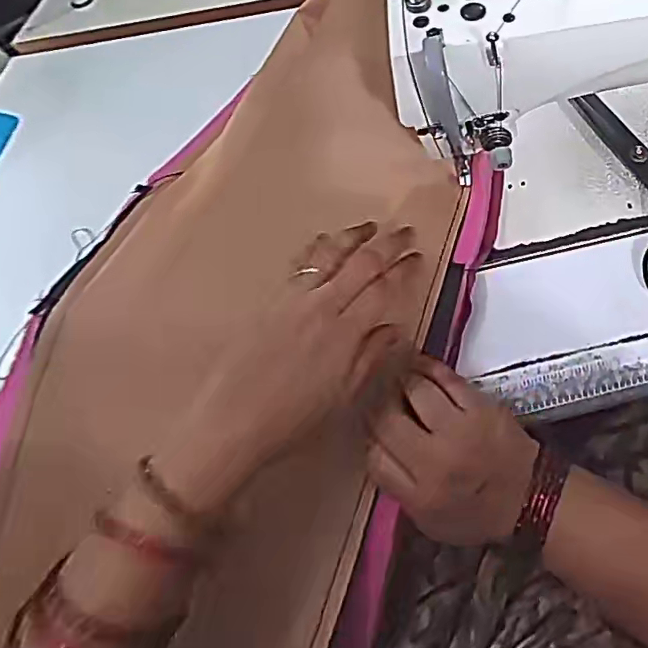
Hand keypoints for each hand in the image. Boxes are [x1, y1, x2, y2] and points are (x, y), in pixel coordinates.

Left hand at [165, 223, 423, 510]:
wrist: (230, 420)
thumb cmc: (291, 419)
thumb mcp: (341, 397)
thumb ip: (370, 357)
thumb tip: (394, 328)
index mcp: (345, 332)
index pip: (383, 288)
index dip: (404, 269)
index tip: (417, 257)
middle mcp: (323, 306)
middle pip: (362, 262)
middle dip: (388, 243)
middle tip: (405, 231)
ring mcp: (294, 297)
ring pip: (331, 252)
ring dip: (354, 235)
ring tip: (370, 227)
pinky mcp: (271, 297)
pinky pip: (302, 262)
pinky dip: (320, 246)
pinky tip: (327, 242)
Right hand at [366, 356, 540, 545]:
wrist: (528, 496)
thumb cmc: (475, 512)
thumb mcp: (428, 519)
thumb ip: (397, 484)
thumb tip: (373, 443)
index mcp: (420, 493)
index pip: (374, 455)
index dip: (366, 434)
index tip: (364, 421)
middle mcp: (436, 460)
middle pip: (387, 418)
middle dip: (375, 402)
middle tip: (372, 391)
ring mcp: (460, 428)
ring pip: (413, 389)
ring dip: (399, 379)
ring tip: (393, 372)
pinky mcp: (481, 405)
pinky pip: (445, 377)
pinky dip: (427, 368)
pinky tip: (418, 365)